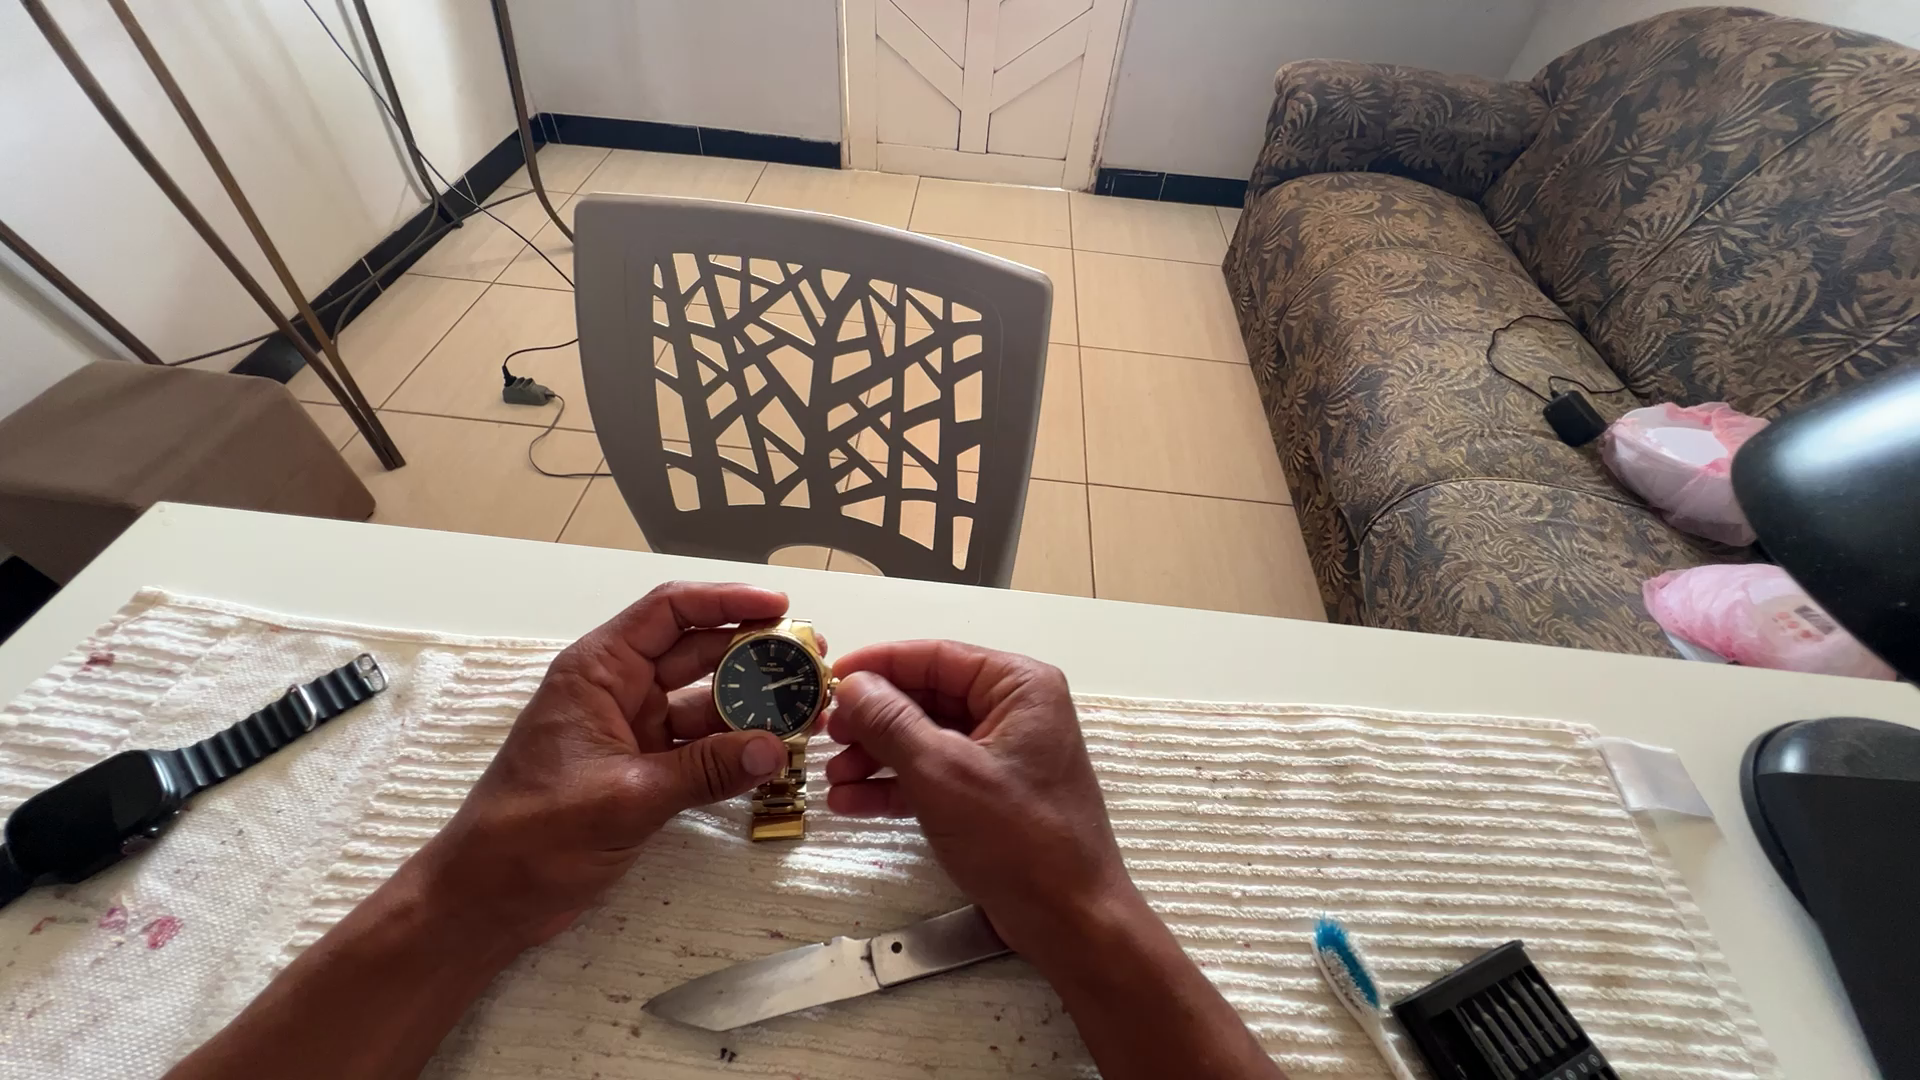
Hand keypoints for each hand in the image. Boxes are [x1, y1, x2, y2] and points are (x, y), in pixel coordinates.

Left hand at [411, 582, 802, 948]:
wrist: (486, 904)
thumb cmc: (532, 836)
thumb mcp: (624, 798)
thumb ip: (704, 770)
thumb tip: (774, 749)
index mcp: (600, 671)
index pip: (670, 612)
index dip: (727, 600)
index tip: (780, 606)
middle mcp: (622, 689)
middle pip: (700, 650)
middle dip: (756, 651)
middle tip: (811, 656)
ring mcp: (638, 728)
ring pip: (708, 698)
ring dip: (755, 702)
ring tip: (807, 706)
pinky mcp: (649, 765)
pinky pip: (705, 741)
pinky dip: (739, 744)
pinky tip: (776, 749)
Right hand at [823, 641, 1137, 959]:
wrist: (1070, 923)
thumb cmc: (1019, 840)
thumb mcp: (943, 773)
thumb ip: (892, 723)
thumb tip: (853, 686)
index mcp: (1018, 685)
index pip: (937, 657)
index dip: (879, 664)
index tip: (832, 677)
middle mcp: (1014, 709)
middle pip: (928, 697)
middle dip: (874, 719)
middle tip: (828, 735)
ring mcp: (1003, 752)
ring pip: (927, 737)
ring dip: (878, 755)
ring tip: (835, 776)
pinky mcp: (991, 791)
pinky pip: (936, 772)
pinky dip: (898, 784)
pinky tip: (854, 801)